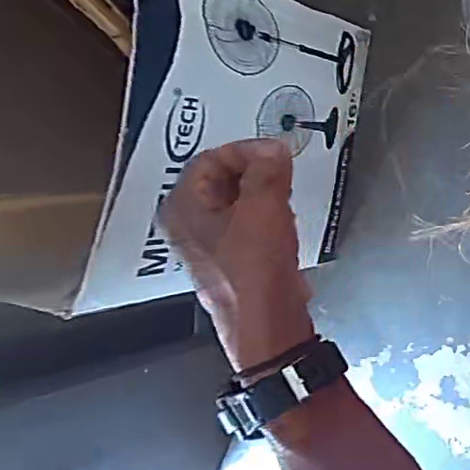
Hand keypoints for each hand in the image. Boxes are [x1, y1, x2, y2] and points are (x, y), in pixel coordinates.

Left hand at [164, 139, 314, 371]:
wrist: (267, 320)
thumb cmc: (255, 267)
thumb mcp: (264, 207)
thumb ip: (268, 170)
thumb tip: (274, 149)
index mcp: (183, 207)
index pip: (210, 158)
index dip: (247, 149)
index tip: (279, 153)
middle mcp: (188, 224)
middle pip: (222, 178)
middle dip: (257, 169)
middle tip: (284, 171)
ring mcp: (209, 243)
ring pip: (236, 200)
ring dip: (264, 191)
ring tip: (286, 195)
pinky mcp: (232, 258)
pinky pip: (247, 222)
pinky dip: (267, 213)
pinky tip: (284, 223)